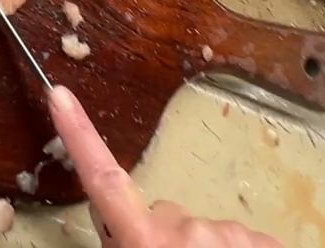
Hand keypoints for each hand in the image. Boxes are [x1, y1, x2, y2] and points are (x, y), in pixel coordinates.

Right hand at [49, 86, 279, 247]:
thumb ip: (123, 244)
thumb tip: (113, 227)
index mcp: (146, 244)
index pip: (103, 181)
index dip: (79, 135)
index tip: (57, 91)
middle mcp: (184, 230)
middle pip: (160, 217)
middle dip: (160, 243)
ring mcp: (228, 234)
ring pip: (201, 235)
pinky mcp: (267, 244)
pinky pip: (238, 244)